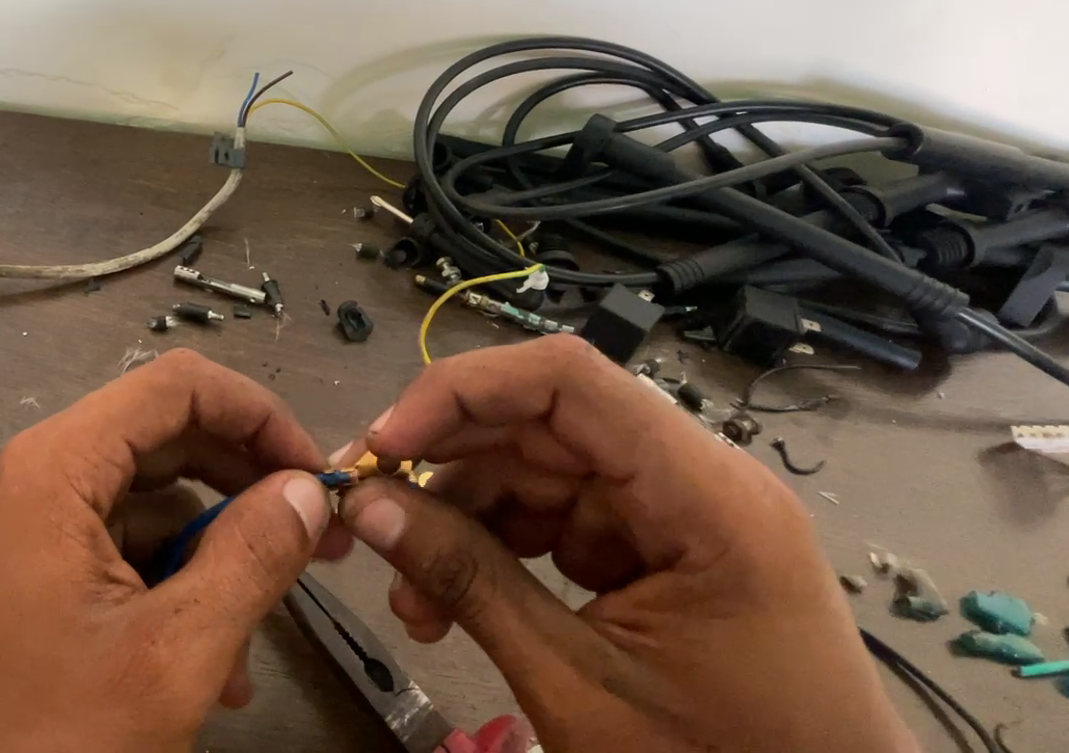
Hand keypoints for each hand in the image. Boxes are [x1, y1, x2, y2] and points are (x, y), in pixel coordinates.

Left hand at [0, 349, 348, 752]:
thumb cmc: (46, 737)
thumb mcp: (168, 657)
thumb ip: (249, 561)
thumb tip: (308, 491)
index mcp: (60, 463)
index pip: (178, 385)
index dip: (257, 414)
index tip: (316, 473)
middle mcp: (44, 472)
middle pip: (168, 435)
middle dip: (248, 480)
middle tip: (319, 536)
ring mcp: (38, 521)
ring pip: (153, 497)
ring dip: (217, 546)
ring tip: (265, 620)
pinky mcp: (39, 567)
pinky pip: (126, 546)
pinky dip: (178, 581)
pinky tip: (217, 656)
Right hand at [333, 336, 917, 751]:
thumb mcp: (580, 689)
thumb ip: (467, 582)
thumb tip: (364, 506)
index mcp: (704, 495)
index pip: (567, 380)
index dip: (462, 390)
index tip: (385, 443)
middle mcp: (687, 479)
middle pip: (535, 424)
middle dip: (440, 465)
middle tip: (364, 507)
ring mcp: (665, 511)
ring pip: (526, 472)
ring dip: (455, 521)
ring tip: (409, 596)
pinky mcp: (644, 545)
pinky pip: (543, 518)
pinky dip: (487, 550)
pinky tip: (447, 604)